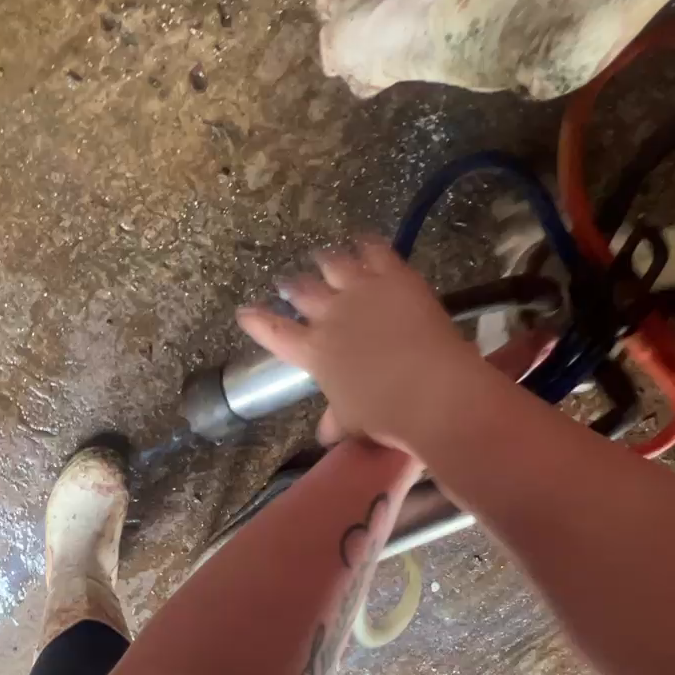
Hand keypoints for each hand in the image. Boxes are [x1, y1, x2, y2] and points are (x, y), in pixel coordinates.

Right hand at [236, 235, 488, 453]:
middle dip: (293, 285)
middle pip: (302, 290)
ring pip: (332, 263)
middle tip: (289, 282)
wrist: (430, 390)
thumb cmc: (386, 415)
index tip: (245, 312)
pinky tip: (363, 240)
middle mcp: (329, 315)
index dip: (258, 321)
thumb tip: (325, 434)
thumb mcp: (353, 422)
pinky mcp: (392, 275)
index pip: (275, 332)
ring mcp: (359, 290)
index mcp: (314, 352)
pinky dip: (365, 243)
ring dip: (325, 260)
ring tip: (322, 257)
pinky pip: (373, 249)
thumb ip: (335, 421)